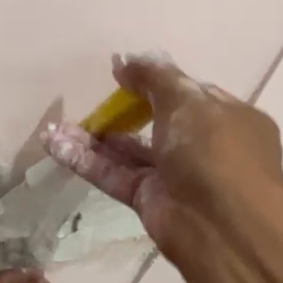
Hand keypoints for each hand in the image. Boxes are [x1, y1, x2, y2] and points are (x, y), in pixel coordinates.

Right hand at [44, 53, 282, 255]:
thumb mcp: (187, 101)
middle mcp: (201, 147)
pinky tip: (56, 146)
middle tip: (93, 100)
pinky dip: (87, 162)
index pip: (189, 96)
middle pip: (155, 124)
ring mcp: (174, 176)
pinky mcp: (148, 201)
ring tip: (58, 126)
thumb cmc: (214, 150)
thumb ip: (155, 78)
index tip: (123, 73)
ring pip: (129, 153)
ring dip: (94, 139)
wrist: (220, 223)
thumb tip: (126, 58)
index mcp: (226, 118)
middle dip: (122, 111)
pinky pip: (114, 176)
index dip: (156, 83)